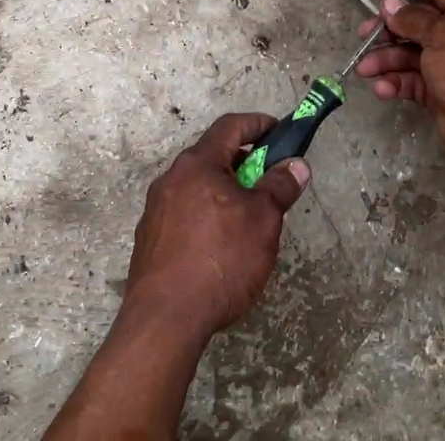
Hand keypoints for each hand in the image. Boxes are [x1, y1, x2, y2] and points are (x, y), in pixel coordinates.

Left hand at [123, 113, 309, 338]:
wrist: (165, 321)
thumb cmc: (221, 259)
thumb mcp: (263, 220)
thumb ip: (280, 186)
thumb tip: (296, 165)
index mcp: (197, 165)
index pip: (230, 126)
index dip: (258, 123)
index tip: (279, 131)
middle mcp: (171, 180)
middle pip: (212, 156)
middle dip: (244, 162)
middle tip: (269, 180)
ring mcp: (156, 212)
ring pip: (197, 187)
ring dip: (225, 191)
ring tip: (249, 218)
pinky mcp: (149, 242)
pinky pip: (184, 214)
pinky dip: (207, 215)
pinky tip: (221, 246)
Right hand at [353, 0, 444, 163]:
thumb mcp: (442, 35)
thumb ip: (413, 19)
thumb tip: (390, 5)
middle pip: (417, 24)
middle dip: (390, 28)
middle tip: (366, 33)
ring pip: (410, 55)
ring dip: (386, 60)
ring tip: (365, 68)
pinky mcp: (438, 93)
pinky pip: (412, 81)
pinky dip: (396, 83)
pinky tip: (382, 87)